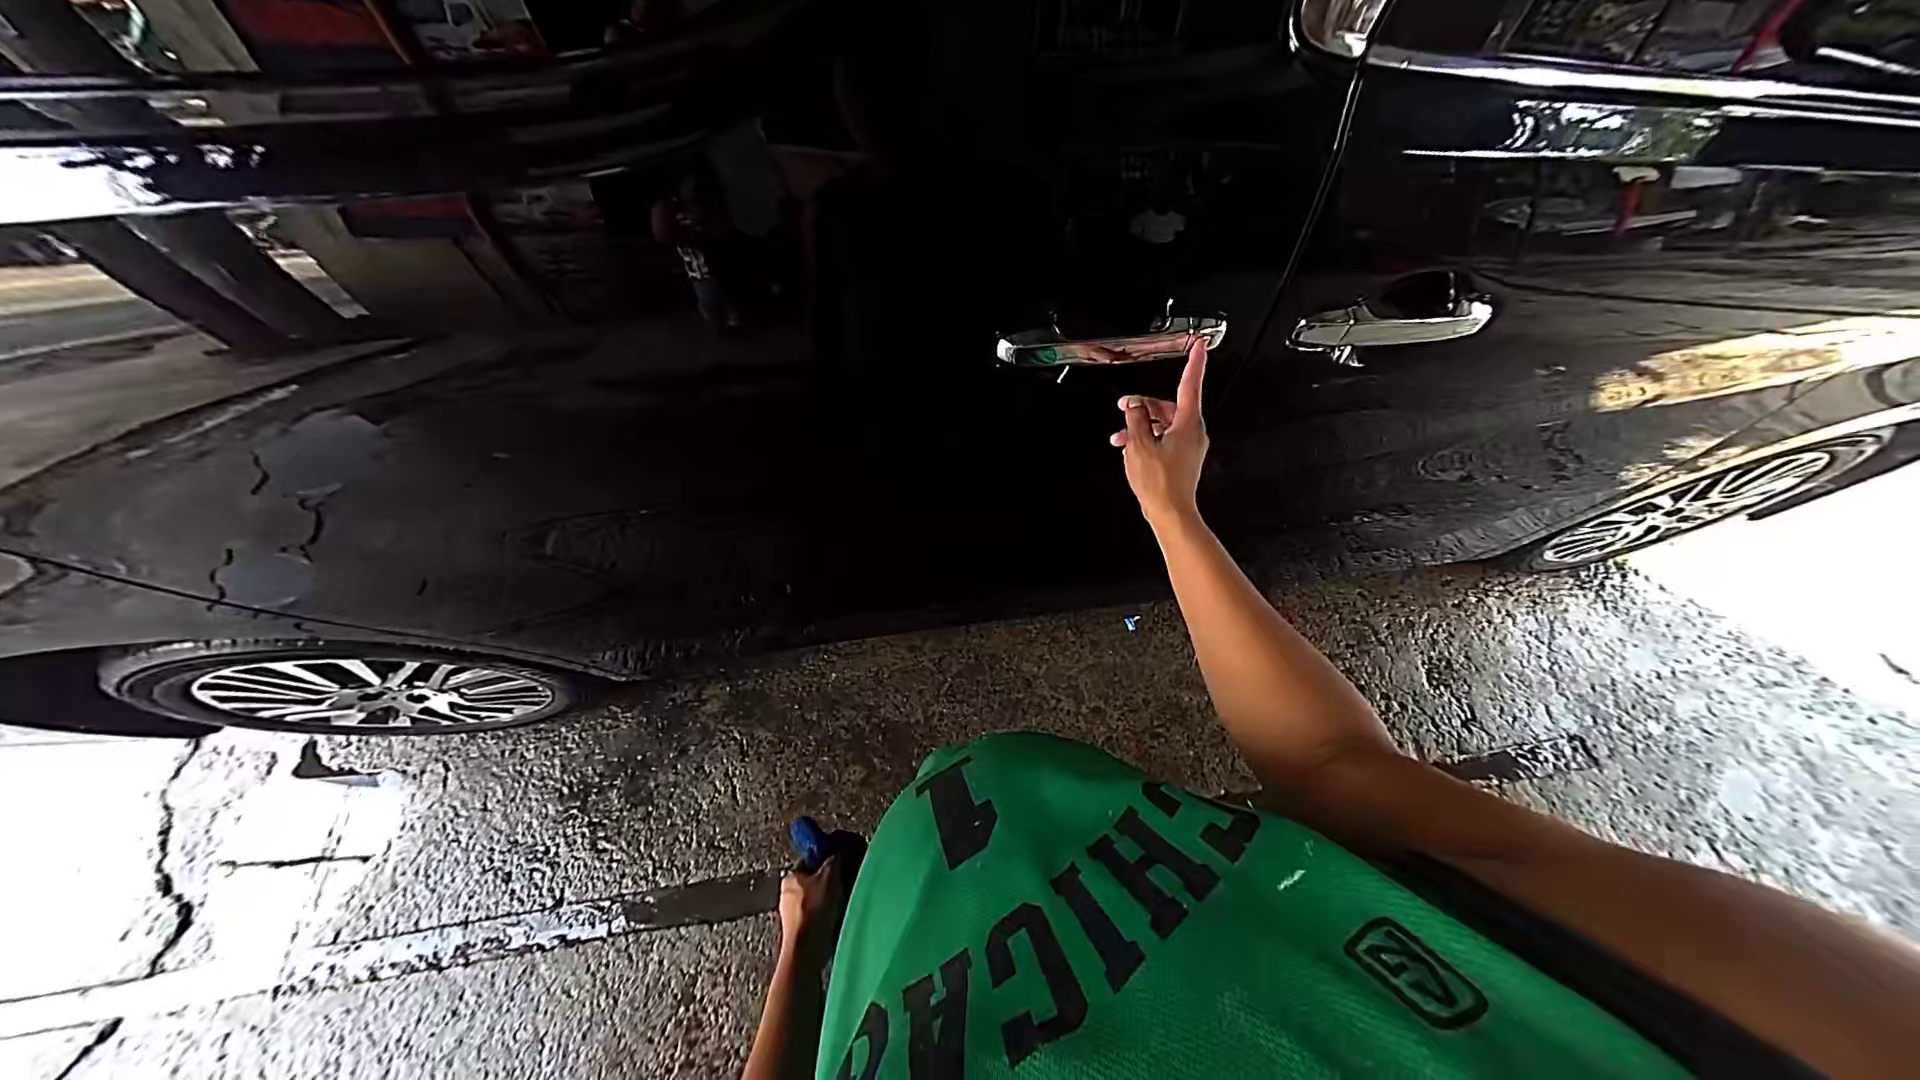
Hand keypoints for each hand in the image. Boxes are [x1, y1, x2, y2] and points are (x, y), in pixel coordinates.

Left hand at [777, 857, 840, 948]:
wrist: (808, 949)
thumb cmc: (814, 910)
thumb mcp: (830, 874)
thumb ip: (835, 858)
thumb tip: (839, 851)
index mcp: (790, 877)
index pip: (810, 860)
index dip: (827, 860)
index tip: (841, 862)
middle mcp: (787, 895)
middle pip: (814, 881)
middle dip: (831, 881)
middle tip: (846, 881)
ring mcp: (793, 915)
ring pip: (817, 900)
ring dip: (831, 900)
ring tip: (845, 902)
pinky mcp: (801, 932)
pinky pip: (818, 917)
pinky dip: (829, 916)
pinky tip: (839, 918)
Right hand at [1110, 338, 1208, 525]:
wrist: (1170, 512)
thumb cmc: (1160, 483)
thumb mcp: (1139, 444)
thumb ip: (1135, 419)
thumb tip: (1134, 406)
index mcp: (1188, 423)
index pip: (1191, 383)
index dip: (1195, 361)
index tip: (1200, 344)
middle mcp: (1193, 432)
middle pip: (1168, 407)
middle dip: (1144, 407)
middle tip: (1124, 408)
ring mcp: (1189, 446)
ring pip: (1163, 425)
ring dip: (1141, 427)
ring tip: (1121, 438)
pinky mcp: (1182, 459)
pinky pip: (1164, 440)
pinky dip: (1147, 440)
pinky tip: (1131, 450)